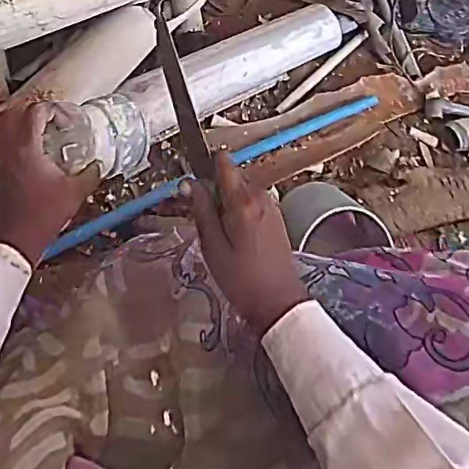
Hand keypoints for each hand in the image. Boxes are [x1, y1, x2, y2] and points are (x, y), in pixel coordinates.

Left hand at [0, 102, 99, 262]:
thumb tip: (97, 166)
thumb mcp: (74, 194)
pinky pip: (1, 143)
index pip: (34, 111)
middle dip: (34, 110)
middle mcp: (8, 150)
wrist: (14, 242)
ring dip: (21, 122)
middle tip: (51, 118)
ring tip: (39, 131)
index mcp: (26, 148)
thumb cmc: (41, 218)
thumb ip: (90, 175)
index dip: (52, 109)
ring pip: (3, 126)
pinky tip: (30, 153)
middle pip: (14, 112)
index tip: (65, 119)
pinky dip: (14, 138)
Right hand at [183, 151, 309, 334]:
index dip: (205, 167)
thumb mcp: (212, 246)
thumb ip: (201, 209)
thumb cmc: (242, 279)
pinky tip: (234, 236)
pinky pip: (251, 202)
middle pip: (230, 177)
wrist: (280, 305)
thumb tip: (188, 182)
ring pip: (240, 190)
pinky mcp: (276, 217)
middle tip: (201, 217)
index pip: (223, 163)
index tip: (193, 183)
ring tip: (217, 232)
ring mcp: (271, 205)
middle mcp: (260, 195)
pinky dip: (239, 210)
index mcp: (243, 200)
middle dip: (214, 190)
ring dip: (226, 202)